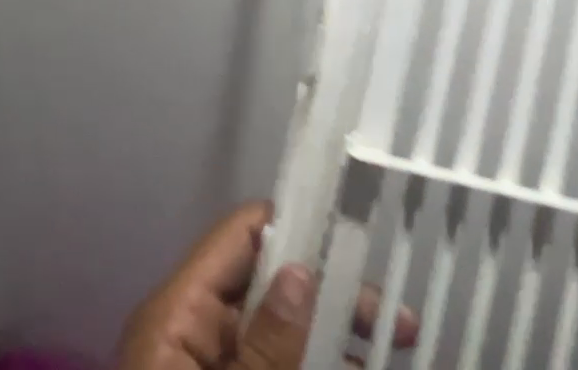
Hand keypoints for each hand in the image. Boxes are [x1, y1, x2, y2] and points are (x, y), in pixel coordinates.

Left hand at [115, 202, 417, 369]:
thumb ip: (268, 343)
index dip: (299, 223)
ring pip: (285, 326)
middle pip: (276, 281)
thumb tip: (302, 270)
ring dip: (339, 334)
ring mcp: (213, 361)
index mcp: (180, 311)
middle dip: (338, 294)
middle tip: (397, 319)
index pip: (244, 233)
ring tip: (396, 344)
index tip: (357, 234)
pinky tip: (361, 365)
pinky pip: (278, 358)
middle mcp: (196, 326)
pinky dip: (317, 359)